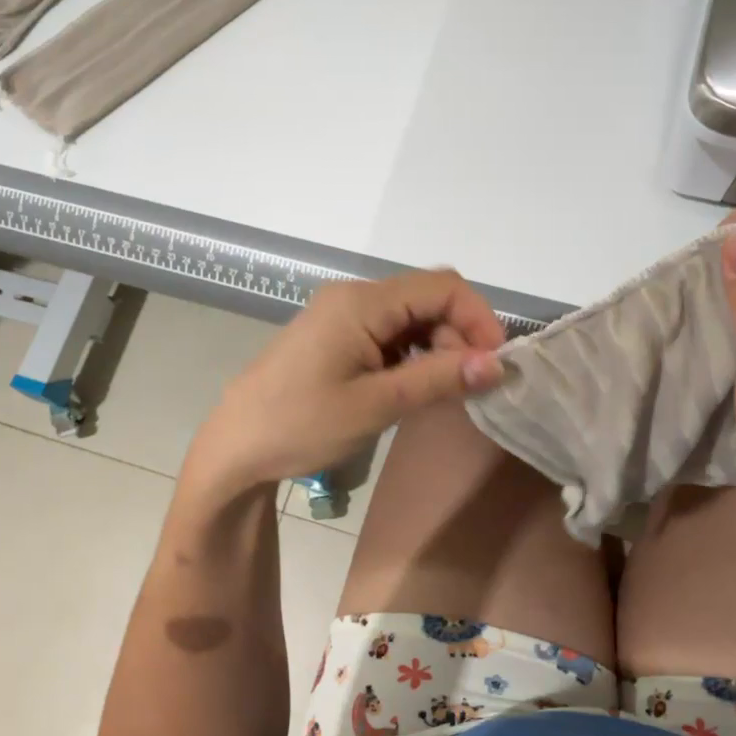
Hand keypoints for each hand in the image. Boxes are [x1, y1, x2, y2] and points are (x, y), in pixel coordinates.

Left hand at [186, 270, 505, 490]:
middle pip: (428, 298)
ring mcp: (342, 315)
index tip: (496, 365)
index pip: (442, 287)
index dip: (479, 319)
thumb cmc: (301, 425)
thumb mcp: (377, 405)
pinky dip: (414, 354)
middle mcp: (353, 297)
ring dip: (439, 346)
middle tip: (473, 385)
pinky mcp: (336, 336)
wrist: (236, 448)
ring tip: (448, 391)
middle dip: (461, 334)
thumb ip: (439, 379)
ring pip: (411, 316)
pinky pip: (390, 333)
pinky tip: (417, 387)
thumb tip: (499, 364)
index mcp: (361, 303)